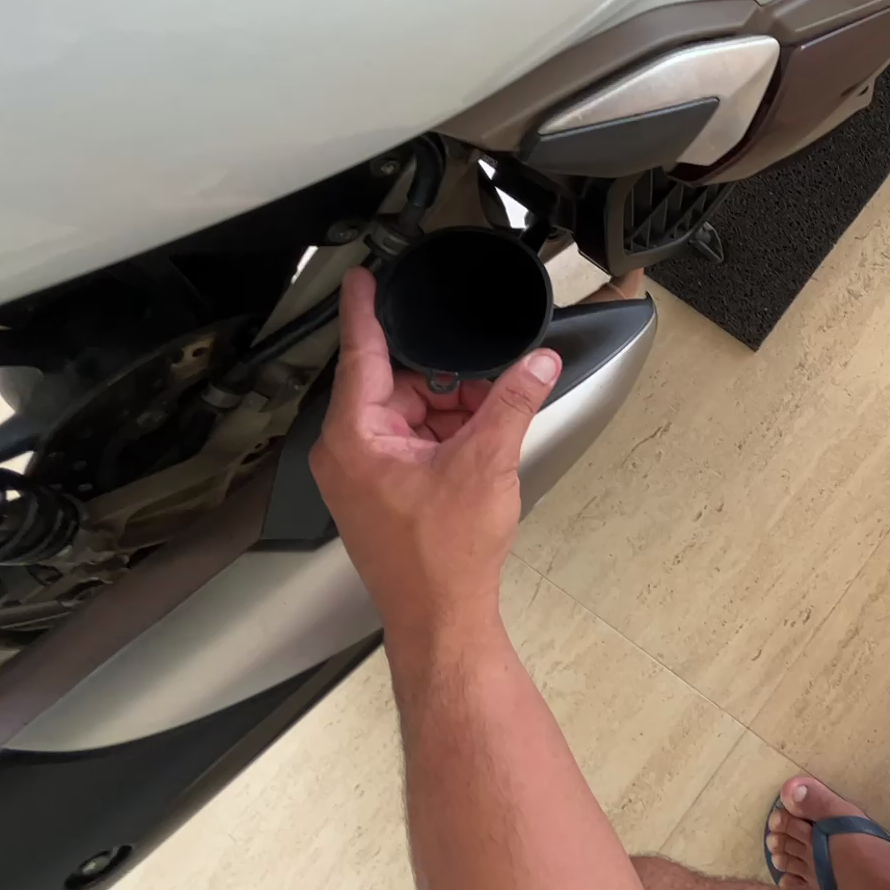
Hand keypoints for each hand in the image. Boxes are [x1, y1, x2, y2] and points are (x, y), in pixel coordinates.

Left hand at [309, 267, 560, 637]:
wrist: (442, 610)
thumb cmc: (443, 553)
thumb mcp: (487, 462)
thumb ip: (512, 403)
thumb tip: (537, 364)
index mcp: (355, 437)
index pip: (361, 356)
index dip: (365, 312)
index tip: (361, 279)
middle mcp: (351, 451)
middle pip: (404, 388)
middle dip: (453, 388)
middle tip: (493, 396)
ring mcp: (368, 472)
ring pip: (416, 415)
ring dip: (458, 417)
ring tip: (489, 442)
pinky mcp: (388, 488)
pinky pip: (420, 442)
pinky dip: (454, 439)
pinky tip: (481, 456)